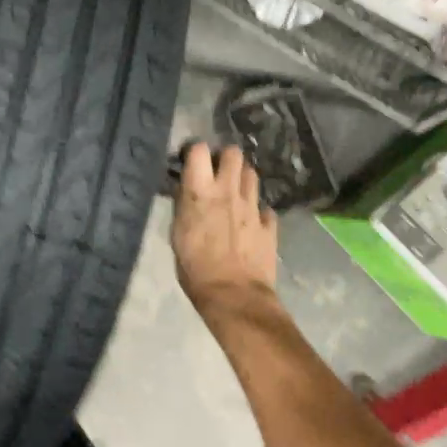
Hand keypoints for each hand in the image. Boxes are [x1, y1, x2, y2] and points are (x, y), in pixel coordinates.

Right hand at [172, 144, 279, 324]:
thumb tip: (186, 191)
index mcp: (200, 192)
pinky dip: (257, 211)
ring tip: (234, 193)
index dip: (195, 152)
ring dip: (242, 179)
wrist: (234, 296)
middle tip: (217, 173)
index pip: (199, 150)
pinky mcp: (269, 225)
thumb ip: (184, 205)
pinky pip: (264, 208)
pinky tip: (250, 222)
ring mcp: (252, 207)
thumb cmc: (195, 267)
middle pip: (233, 153)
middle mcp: (228, 191)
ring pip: (252, 175)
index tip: (190, 161)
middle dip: (225, 158)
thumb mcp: (177, 233)